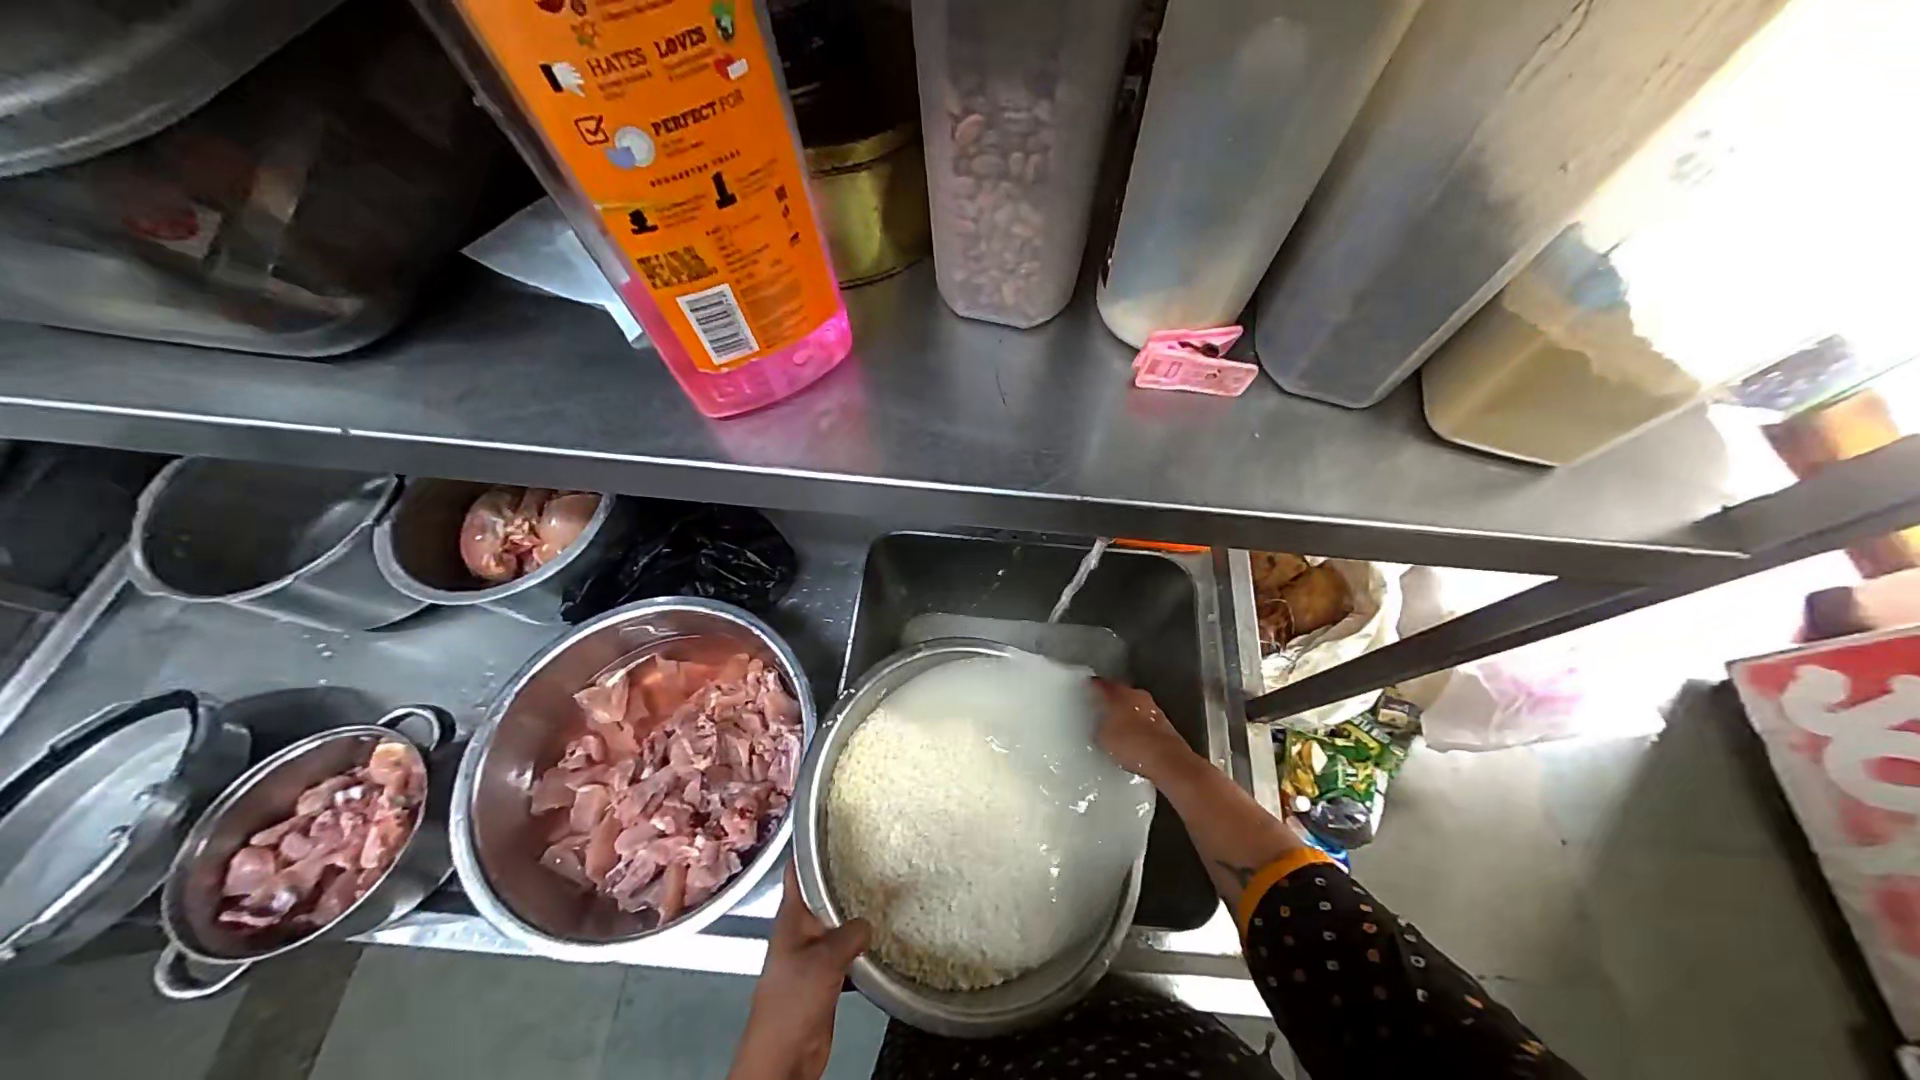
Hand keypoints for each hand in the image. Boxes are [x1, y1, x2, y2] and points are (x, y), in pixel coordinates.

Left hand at [728, 862, 870, 1079]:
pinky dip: (864, 945)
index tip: (831, 825)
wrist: (782, 1059)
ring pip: (838, 922)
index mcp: (791, 917)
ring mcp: (813, 953)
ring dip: (857, 912)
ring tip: (887, 890)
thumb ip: (849, 934)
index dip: (810, 846)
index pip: (798, 871)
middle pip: (823, 893)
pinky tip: (885, 937)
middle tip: (876, 853)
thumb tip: (869, 921)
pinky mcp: (827, 977)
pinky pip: (848, 951)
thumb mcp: (824, 960)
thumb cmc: (793, 1002)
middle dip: (844, 875)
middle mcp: (802, 929)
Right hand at [1094, 679, 1197, 782]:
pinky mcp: (1165, 724)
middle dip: (1111, 701)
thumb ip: (1097, 728)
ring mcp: (1154, 709)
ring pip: (1135, 706)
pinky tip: (1133, 739)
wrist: (1168, 761)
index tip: (1086, 690)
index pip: (1101, 684)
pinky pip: (1146, 720)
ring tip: (1116, 727)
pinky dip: (1139, 726)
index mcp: (1119, 694)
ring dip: (1127, 713)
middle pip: (1120, 693)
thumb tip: (1097, 727)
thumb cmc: (1132, 745)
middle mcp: (1138, 696)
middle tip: (1100, 711)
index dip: (1092, 687)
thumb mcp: (1103, 739)